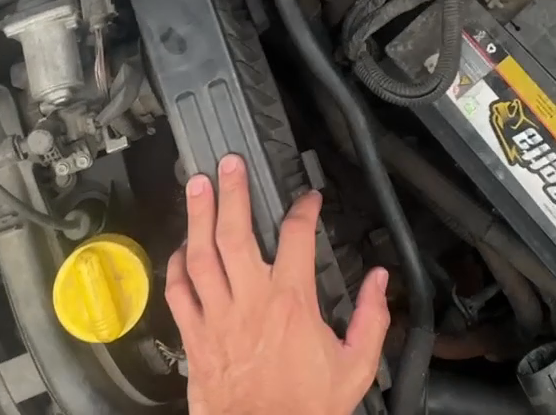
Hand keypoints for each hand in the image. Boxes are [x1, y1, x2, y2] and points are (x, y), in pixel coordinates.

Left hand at [165, 155, 389, 414]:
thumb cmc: (305, 410)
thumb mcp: (355, 366)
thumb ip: (371, 318)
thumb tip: (380, 280)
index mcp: (290, 302)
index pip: (296, 236)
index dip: (304, 209)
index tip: (309, 198)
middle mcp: (250, 301)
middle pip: (234, 233)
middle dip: (231, 192)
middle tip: (228, 164)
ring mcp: (217, 318)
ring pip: (201, 255)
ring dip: (197, 216)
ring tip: (196, 184)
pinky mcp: (195, 339)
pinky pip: (178, 295)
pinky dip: (175, 267)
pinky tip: (180, 247)